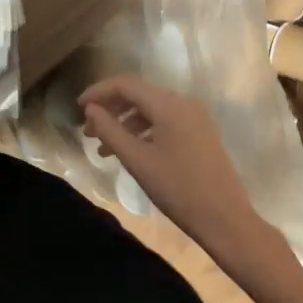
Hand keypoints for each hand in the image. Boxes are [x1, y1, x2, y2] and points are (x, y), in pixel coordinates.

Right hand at [79, 75, 275, 264]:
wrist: (225, 218)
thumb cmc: (177, 188)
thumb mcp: (137, 160)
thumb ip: (110, 131)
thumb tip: (91, 110)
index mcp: (168, 104)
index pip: (125, 84)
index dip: (98, 92)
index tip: (77, 108)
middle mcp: (183, 102)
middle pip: (138, 94)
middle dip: (110, 109)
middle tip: (88, 132)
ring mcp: (195, 116)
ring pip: (151, 109)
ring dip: (125, 122)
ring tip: (104, 148)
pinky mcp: (200, 131)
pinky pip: (165, 121)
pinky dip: (143, 130)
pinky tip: (130, 151)